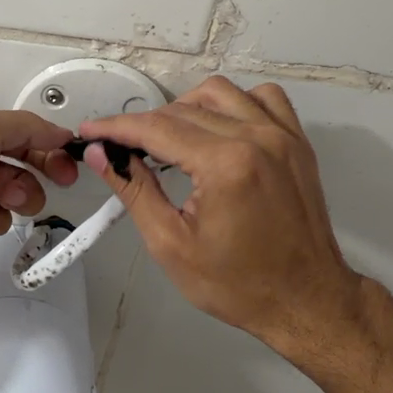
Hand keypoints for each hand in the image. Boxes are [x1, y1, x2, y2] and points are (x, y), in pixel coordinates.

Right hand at [78, 76, 368, 363]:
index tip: (91, 131)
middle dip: (143, 124)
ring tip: (166, 140)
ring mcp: (283, 136)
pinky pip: (262, 98)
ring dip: (185, 108)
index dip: (116, 127)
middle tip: (120, 148)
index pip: (156, 128)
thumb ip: (134, 190)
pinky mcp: (297, 143)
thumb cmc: (237, 284)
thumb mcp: (170, 243)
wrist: (302, 300)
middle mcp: (257, 138)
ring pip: (220, 93)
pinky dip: (232, 104)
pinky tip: (216, 130)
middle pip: (183, 109)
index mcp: (225, 165)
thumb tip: (101, 154)